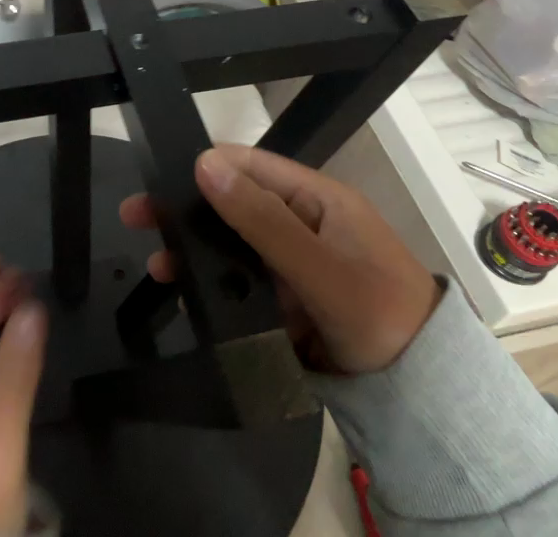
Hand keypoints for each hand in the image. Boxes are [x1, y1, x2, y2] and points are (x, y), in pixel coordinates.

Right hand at [120, 144, 440, 373]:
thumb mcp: (321, 268)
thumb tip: (205, 164)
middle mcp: (303, 223)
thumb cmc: (379, 316)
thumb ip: (262, 220)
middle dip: (188, 212)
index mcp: (319, 199)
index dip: (205, 168)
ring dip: (196, 252)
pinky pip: (243, 282)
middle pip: (235, 204)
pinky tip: (184, 294)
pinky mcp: (288, 299)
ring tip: (158, 268)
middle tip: (136, 219)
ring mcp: (295, 262)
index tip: (157, 180)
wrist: (421, 394)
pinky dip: (214, 286)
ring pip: (233, 246)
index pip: (251, 166)